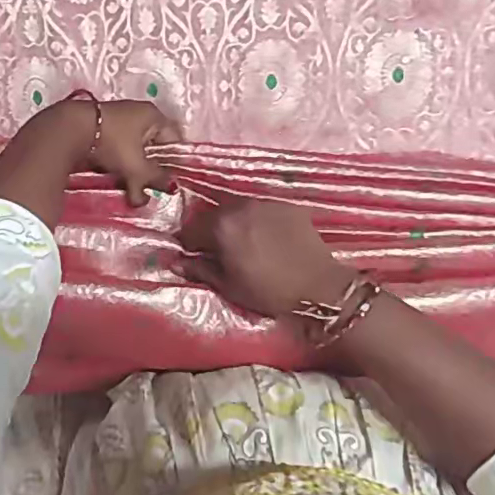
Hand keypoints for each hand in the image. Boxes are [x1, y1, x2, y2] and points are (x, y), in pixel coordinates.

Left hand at [3, 97, 180, 207]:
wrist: (70, 130)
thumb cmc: (111, 143)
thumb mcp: (137, 167)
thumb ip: (154, 179)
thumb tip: (169, 190)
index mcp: (154, 116)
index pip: (174, 140)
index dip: (175, 163)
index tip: (170, 182)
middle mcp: (139, 114)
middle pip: (154, 146)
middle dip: (152, 169)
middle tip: (151, 187)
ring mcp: (120, 119)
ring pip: (135, 149)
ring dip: (134, 168)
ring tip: (132, 186)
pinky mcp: (103, 128)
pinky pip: (119, 148)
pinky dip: (119, 163)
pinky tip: (116, 177)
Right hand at [177, 197, 357, 316]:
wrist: (319, 286)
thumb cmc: (268, 291)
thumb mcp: (228, 286)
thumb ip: (200, 270)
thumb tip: (175, 262)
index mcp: (221, 226)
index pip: (191, 228)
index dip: (189, 243)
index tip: (193, 254)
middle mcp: (240, 207)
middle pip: (215, 214)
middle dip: (211, 230)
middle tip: (218, 250)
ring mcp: (266, 203)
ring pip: (239, 209)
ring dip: (235, 222)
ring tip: (244, 242)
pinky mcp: (287, 205)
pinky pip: (263, 209)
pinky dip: (258, 220)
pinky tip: (267, 237)